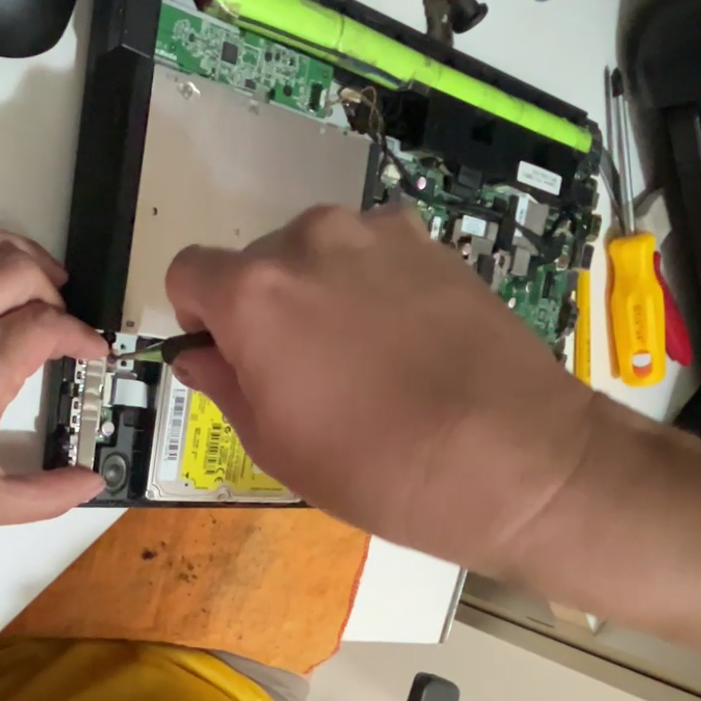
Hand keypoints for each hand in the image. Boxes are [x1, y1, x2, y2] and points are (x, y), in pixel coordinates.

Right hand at [165, 205, 607, 571]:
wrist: (513, 458)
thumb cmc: (373, 467)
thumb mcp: (273, 444)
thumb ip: (223, 384)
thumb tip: (200, 356)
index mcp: (255, 294)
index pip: (188, 272)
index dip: (197, 317)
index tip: (226, 355)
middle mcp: (309, 241)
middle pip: (254, 262)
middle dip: (260, 308)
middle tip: (300, 371)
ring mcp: (376, 233)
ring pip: (314, 254)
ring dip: (315, 292)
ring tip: (359, 355)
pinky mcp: (433, 241)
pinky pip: (371, 253)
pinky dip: (368, 283)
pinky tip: (402, 337)